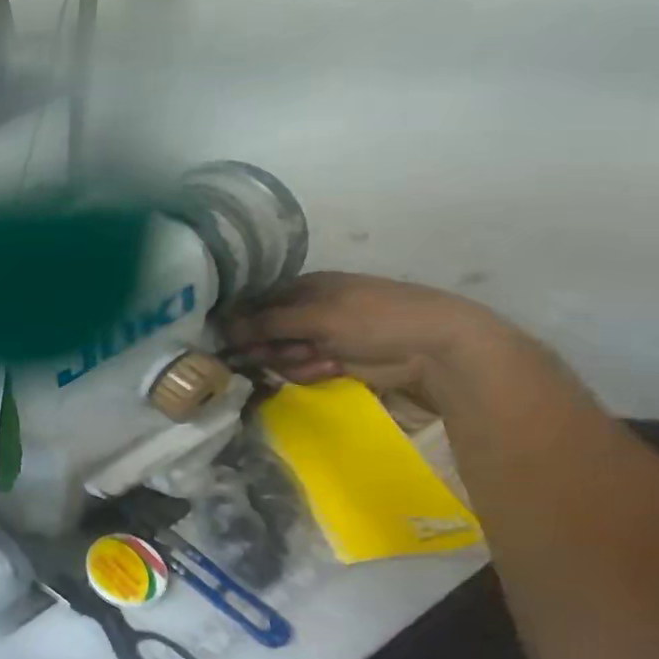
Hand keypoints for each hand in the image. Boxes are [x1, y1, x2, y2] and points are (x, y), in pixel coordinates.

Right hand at [222, 272, 524, 398]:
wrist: (432, 347)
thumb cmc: (375, 318)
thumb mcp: (319, 316)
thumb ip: (271, 322)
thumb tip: (226, 326)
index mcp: (305, 286)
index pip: (259, 302)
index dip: (243, 321)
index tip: (230, 340)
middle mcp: (308, 309)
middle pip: (267, 331)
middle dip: (271, 345)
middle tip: (284, 352)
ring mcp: (320, 337)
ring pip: (282, 354)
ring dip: (294, 361)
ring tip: (320, 360)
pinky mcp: (332, 362)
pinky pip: (303, 369)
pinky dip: (312, 372)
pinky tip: (331, 369)